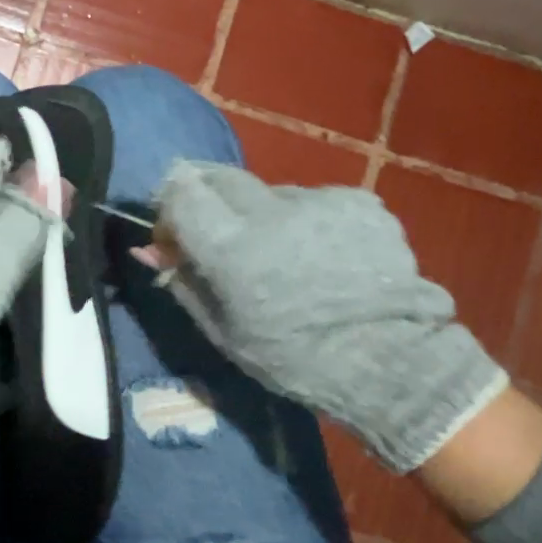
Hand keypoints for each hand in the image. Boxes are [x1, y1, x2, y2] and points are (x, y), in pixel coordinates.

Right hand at [151, 161, 507, 472]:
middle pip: (220, 178)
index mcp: (231, 247)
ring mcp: (317, 201)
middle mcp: (270, 211)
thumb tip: (149, 247)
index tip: (177, 234)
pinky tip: (325, 255)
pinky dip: (309, 221)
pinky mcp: (358, 201)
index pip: (180, 189)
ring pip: (269, 192)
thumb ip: (183, 279)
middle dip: (211, 201)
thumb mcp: (224, 330)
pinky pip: (315, 201)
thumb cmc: (294, 359)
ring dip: (264, 214)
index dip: (171, 206)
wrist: (392, 364)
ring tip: (287, 256)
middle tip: (224, 237)